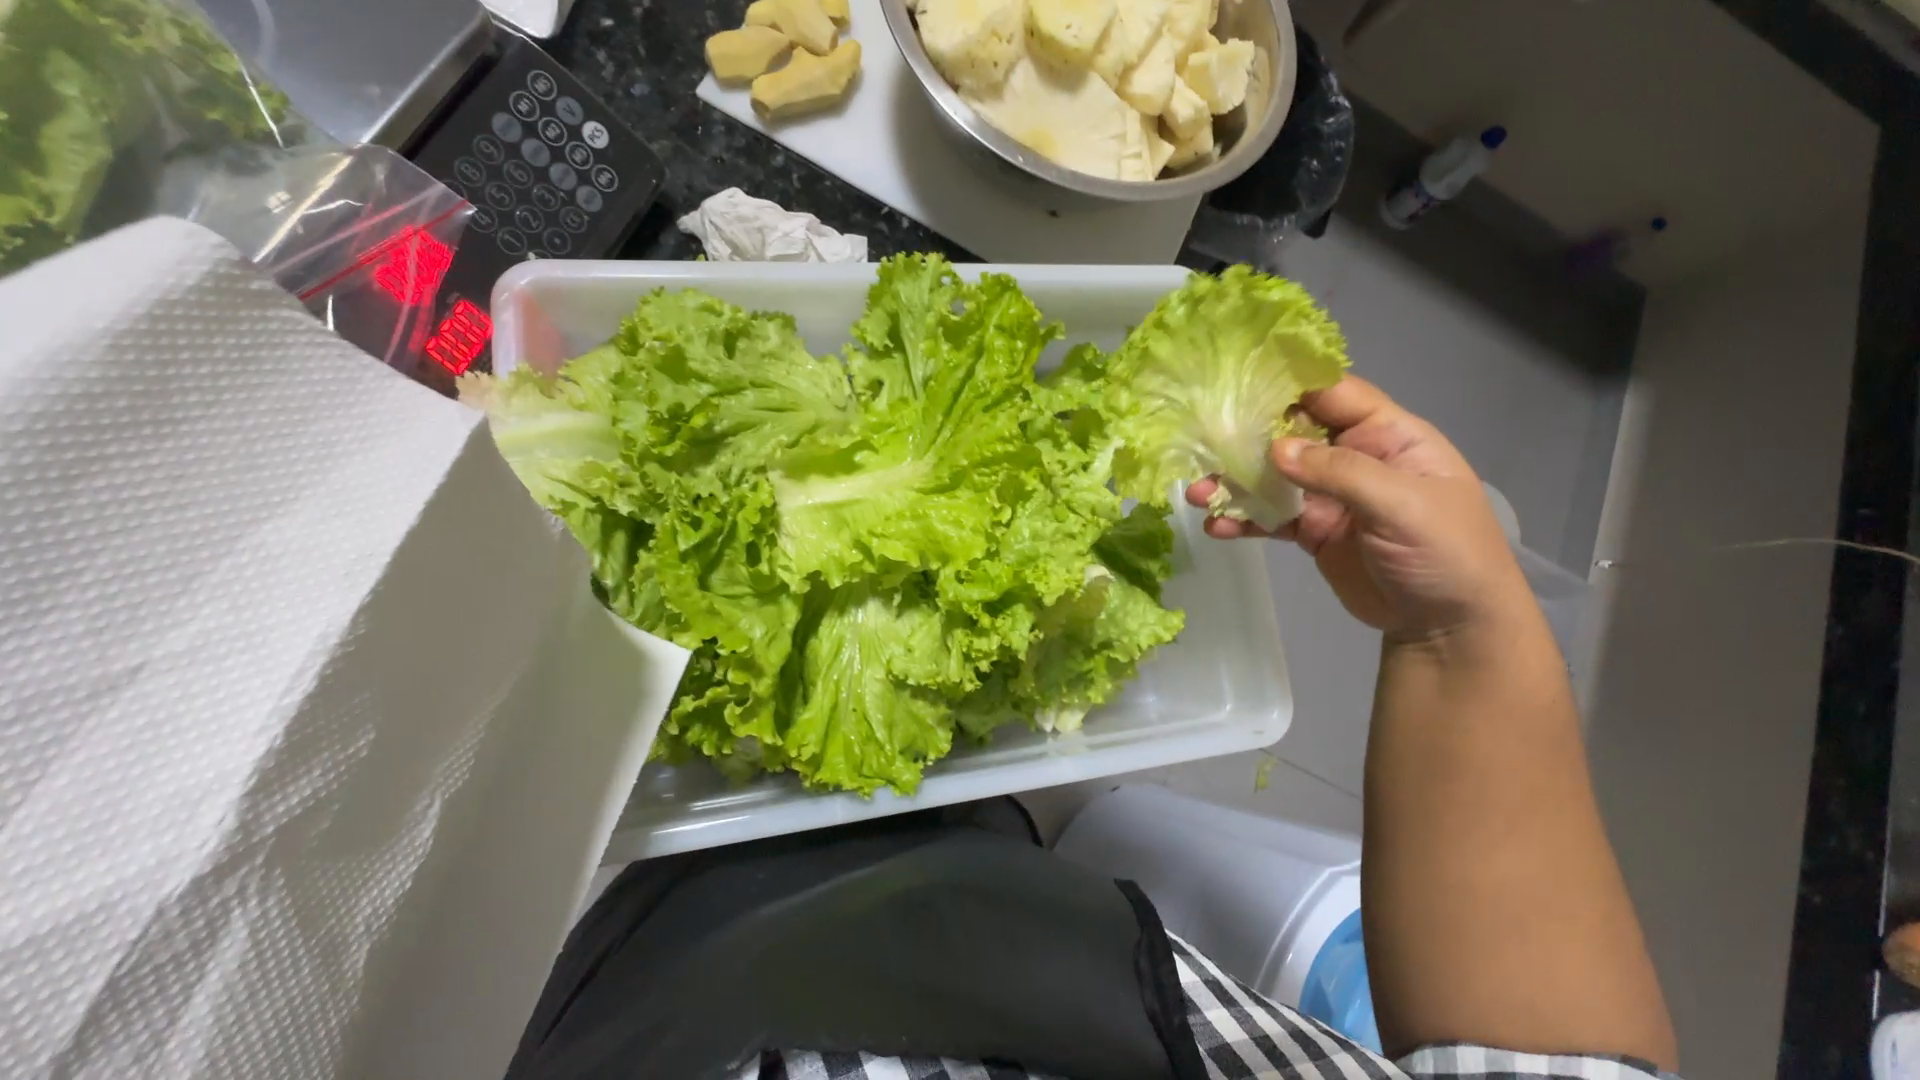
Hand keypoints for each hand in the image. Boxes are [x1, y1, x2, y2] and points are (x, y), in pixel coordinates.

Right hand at [1185, 377, 1528, 641]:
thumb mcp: (1403, 505)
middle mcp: (1353, 457)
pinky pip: (1270, 518)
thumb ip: (1340, 473)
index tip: (1238, 384)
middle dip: (1245, 439)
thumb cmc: (1446, 552)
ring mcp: (1329, 496)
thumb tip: (1276, 450)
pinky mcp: (1312, 531)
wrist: (1448, 625)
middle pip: (1291, 434)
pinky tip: (1216, 527)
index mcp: (1386, 435)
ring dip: (1233, 483)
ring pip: (1272, 478)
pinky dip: (1242, 521)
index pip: (1333, 394)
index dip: (1289, 386)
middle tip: (1200, 447)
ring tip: (1195, 494)